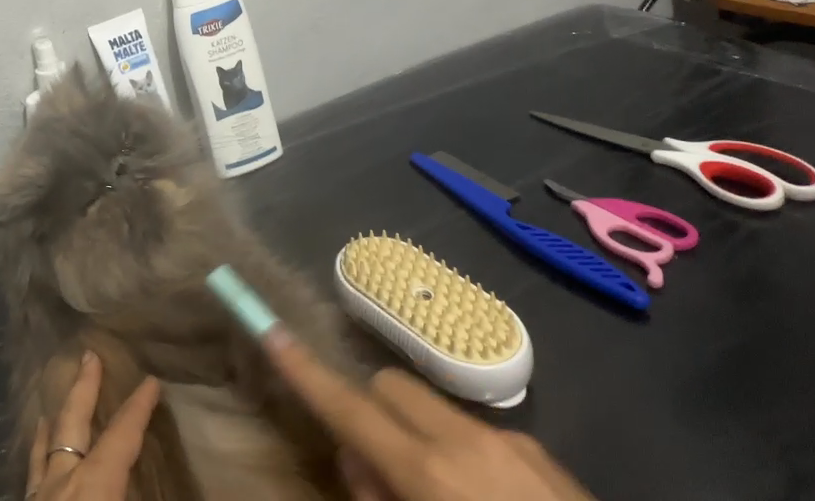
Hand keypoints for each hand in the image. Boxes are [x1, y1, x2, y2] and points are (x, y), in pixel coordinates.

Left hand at [25, 351, 161, 500]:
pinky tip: (37, 448)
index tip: (150, 380)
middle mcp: (63, 477)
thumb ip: (145, 491)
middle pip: (73, 422)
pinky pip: (32, 472)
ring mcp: (39, 493)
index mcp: (95, 482)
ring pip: (45, 445)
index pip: (121, 436)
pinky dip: (38, 451)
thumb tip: (166, 482)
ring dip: (56, 419)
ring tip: (57, 401)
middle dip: (83, 387)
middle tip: (89, 355)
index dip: (138, 407)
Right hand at [262, 331, 593, 500]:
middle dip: (369, 411)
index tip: (270, 330)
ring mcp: (508, 443)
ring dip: (415, 434)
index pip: (347, 407)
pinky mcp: (544, 456)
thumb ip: (377, 495)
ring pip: (432, 408)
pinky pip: (476, 432)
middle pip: (387, 386)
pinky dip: (460, 452)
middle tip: (377, 470)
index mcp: (427, 471)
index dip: (303, 371)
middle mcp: (464, 441)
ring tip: (437, 492)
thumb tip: (362, 460)